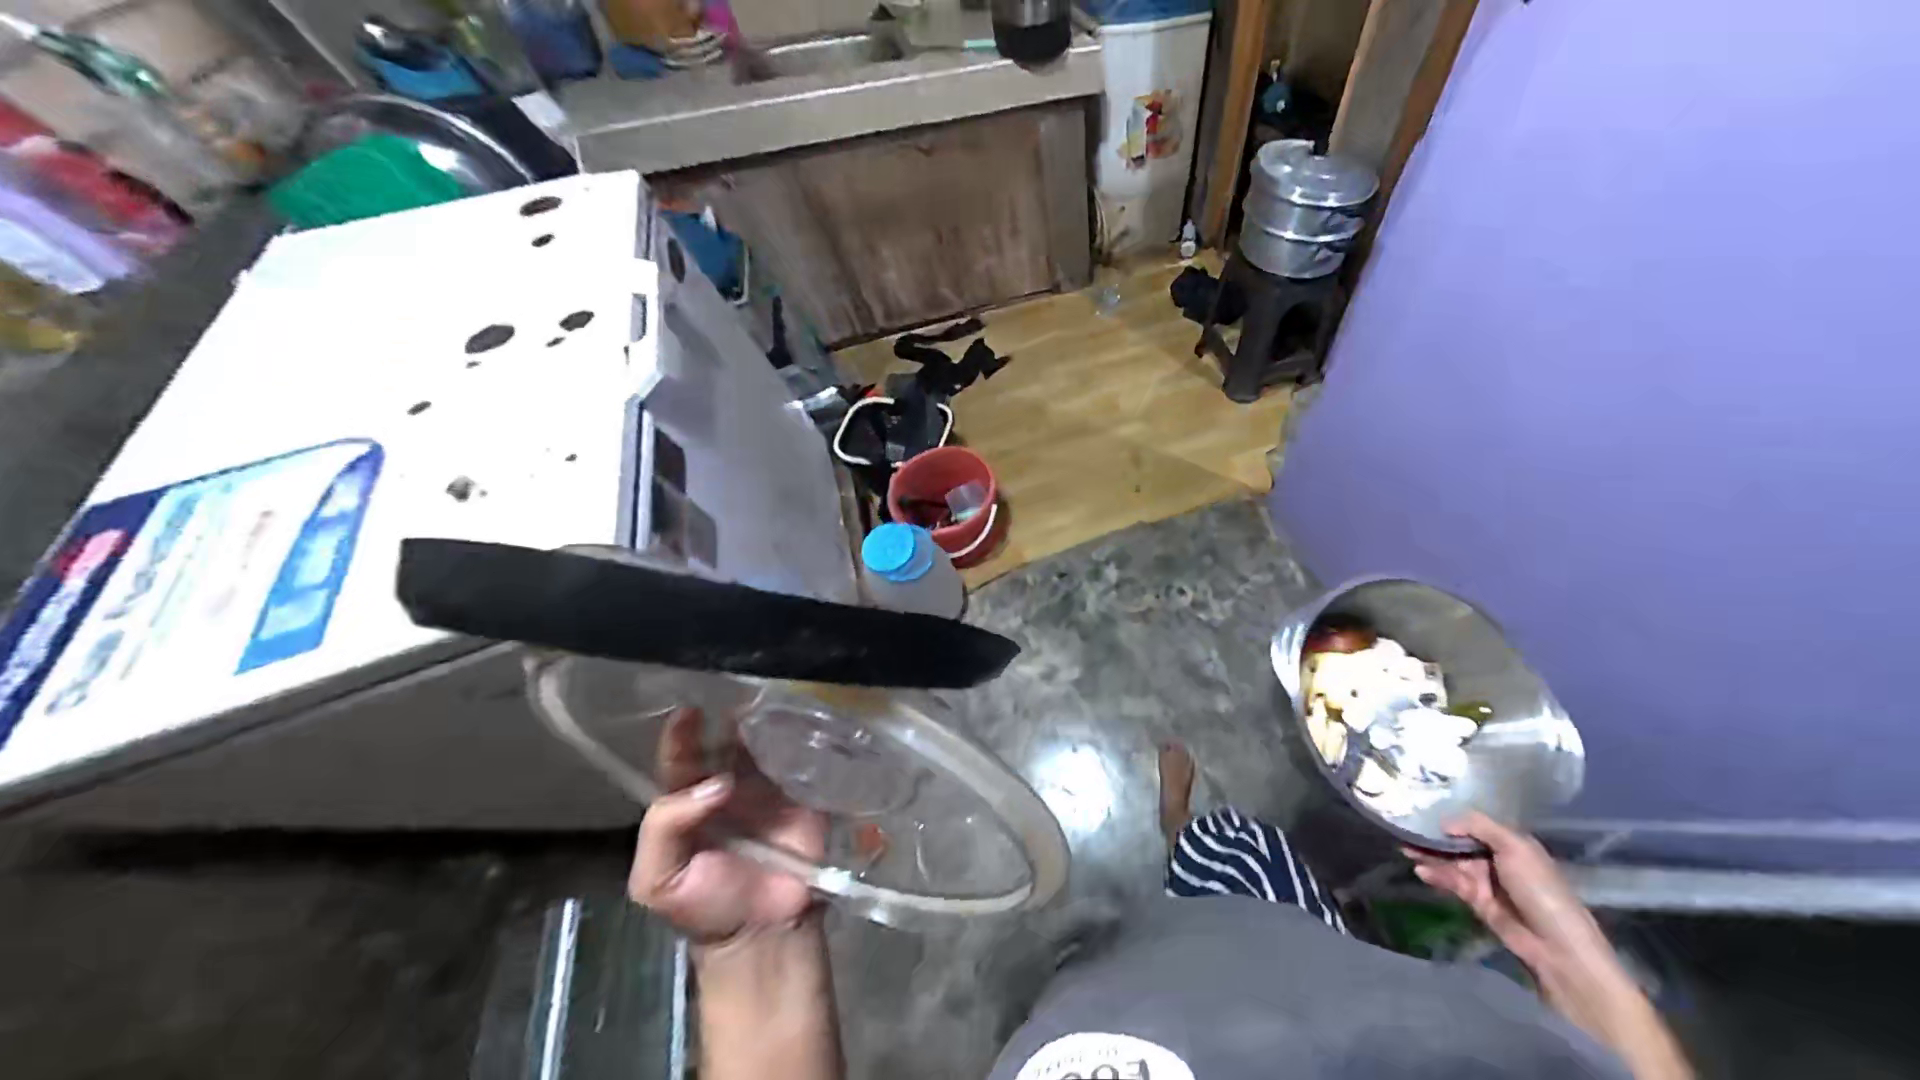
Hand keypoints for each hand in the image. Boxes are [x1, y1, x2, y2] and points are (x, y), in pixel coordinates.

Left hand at [627, 707, 826, 945]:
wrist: (763, 934)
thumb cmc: (704, 906)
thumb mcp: (658, 878)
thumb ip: (666, 826)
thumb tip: (718, 782)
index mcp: (688, 803)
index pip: (681, 760)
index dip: (682, 735)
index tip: (689, 711)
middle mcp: (726, 786)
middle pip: (723, 743)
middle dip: (725, 716)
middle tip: (732, 688)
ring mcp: (766, 788)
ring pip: (761, 744)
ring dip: (762, 722)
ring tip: (766, 696)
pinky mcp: (801, 795)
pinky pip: (798, 761)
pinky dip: (797, 739)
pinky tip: (798, 720)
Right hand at [1404, 812, 1609, 974]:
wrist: (1555, 945)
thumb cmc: (1540, 889)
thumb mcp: (1515, 848)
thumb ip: (1478, 826)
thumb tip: (1444, 822)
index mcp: (1510, 843)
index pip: (1474, 825)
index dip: (1451, 818)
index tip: (1423, 812)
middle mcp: (1496, 859)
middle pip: (1458, 842)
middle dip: (1433, 837)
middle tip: (1405, 831)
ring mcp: (1486, 881)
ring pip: (1451, 861)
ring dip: (1429, 855)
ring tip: (1406, 849)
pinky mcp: (1476, 900)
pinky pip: (1451, 882)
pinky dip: (1436, 876)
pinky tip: (1421, 871)